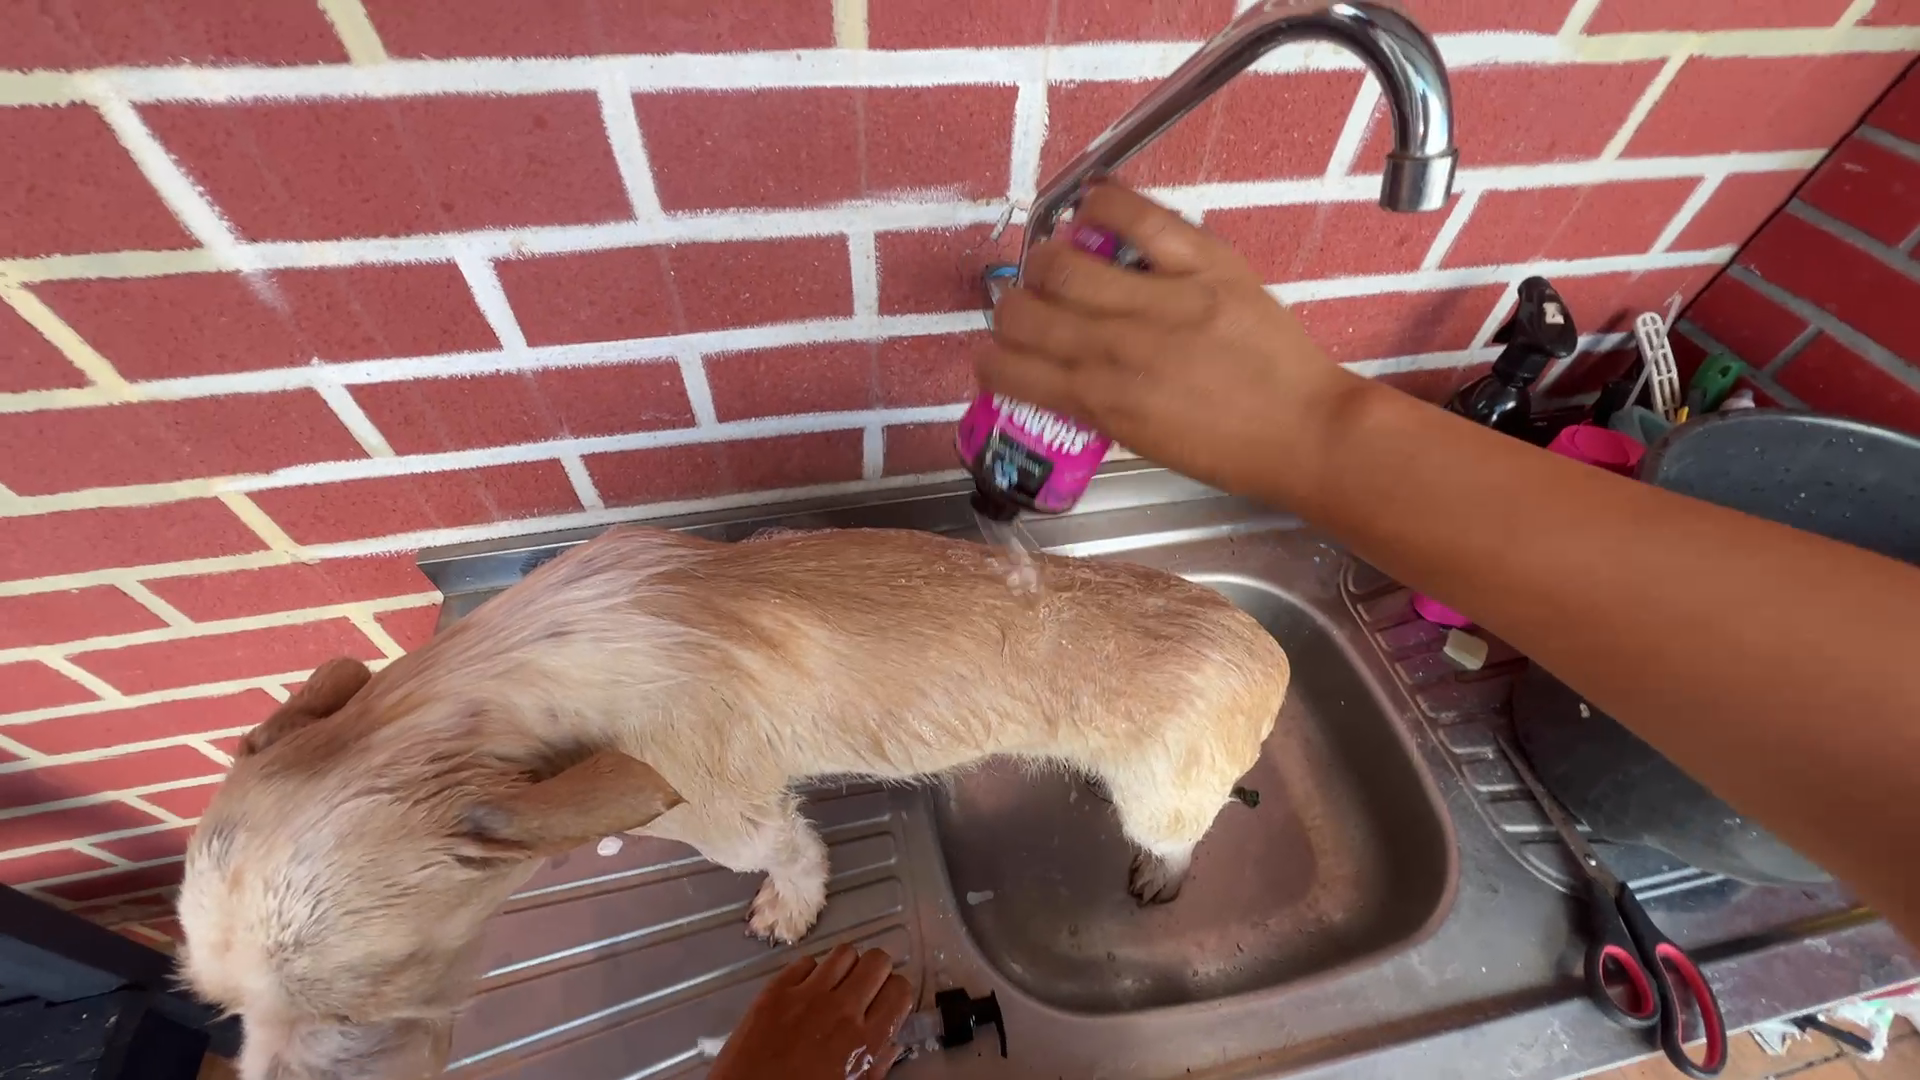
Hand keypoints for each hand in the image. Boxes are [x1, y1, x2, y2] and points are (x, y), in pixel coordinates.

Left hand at [708, 945, 914, 1079]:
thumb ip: (876, 1066)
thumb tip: (891, 1041)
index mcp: (863, 1042)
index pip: (900, 990)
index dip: (897, 993)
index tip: (888, 1002)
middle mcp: (840, 1010)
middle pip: (877, 960)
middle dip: (877, 972)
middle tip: (866, 989)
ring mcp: (807, 995)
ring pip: (845, 952)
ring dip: (847, 967)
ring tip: (837, 985)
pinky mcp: (776, 989)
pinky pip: (807, 961)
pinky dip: (812, 972)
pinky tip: (807, 991)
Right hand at [978, 183, 1362, 503]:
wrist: (1302, 431)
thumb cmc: (1221, 450)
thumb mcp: (1139, 442)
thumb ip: (1091, 405)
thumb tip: (1057, 375)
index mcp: (1099, 400)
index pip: (1013, 371)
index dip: (990, 362)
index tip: (994, 358)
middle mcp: (1116, 348)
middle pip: (1026, 311)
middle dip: (1008, 310)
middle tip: (1021, 309)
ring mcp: (1160, 300)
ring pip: (1065, 264)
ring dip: (1041, 262)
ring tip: (1051, 265)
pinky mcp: (1206, 264)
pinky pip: (1143, 218)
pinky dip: (1104, 204)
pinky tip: (1087, 206)